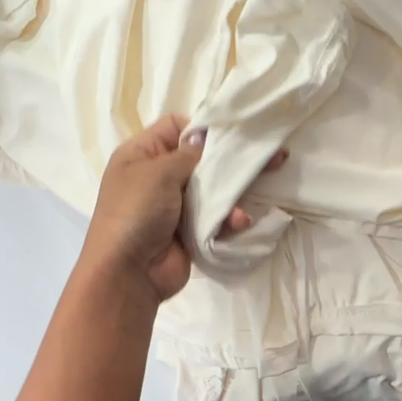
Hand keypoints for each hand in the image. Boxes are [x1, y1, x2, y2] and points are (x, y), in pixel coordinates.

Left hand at [82, 115, 282, 302]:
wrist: (128, 272)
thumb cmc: (135, 213)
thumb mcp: (158, 173)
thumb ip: (188, 154)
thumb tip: (205, 138)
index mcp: (142, 154)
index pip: (177, 128)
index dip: (203, 129)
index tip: (233, 135)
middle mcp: (159, 177)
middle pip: (202, 161)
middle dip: (232, 161)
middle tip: (272, 157)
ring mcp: (176, 207)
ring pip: (213, 192)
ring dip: (233, 196)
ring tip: (254, 198)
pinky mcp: (191, 233)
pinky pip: (216, 220)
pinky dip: (229, 220)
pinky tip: (240, 222)